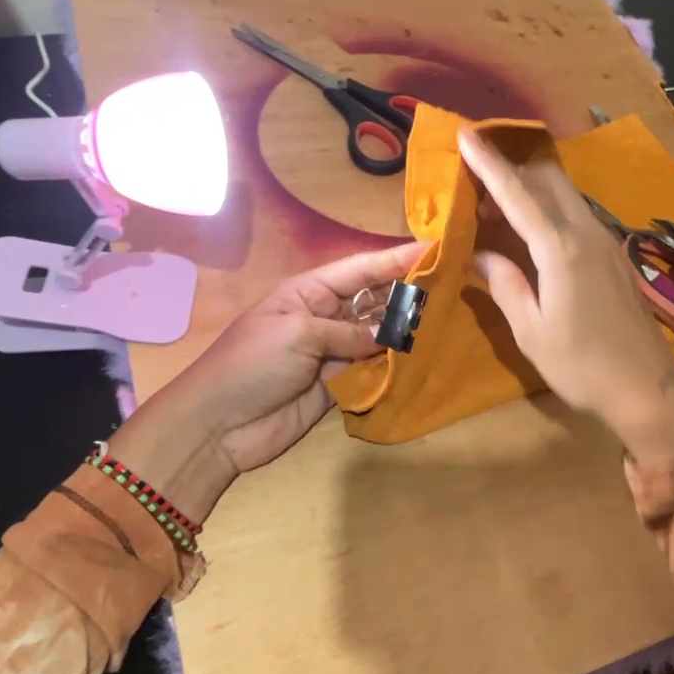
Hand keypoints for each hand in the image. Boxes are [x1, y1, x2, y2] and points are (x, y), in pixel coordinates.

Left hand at [109, 240, 426, 513]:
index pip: (362, 268)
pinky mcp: (338, 386)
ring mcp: (333, 352)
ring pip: (380, 335)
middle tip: (455, 286)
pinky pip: (374, 370)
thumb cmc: (251, 365)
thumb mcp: (299, 335)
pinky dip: (396, 366)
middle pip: (376, 299)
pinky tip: (426, 359)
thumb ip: (349, 332)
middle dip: (411, 292)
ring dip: (408, 331)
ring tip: (451, 320)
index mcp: (310, 291)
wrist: (217, 425)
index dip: (399, 258)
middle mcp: (326, 316)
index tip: (438, 248)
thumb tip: (392, 333)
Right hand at [460, 126, 673, 461]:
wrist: (645, 389)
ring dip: (529, 189)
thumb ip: (505, 284)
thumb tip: (481, 252)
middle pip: (547, 180)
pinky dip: (547, 209)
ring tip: (494, 209)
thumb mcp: (531, 332)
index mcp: (561, 249)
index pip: (518, 194)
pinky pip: (575, 214)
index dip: (489, 163)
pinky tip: (529, 233)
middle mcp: (586, 233)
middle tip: (473, 185)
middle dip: (510, 171)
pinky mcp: (613, 256)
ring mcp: (605, 242)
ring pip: (564, 194)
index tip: (464, 133)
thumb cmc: (582, 366)